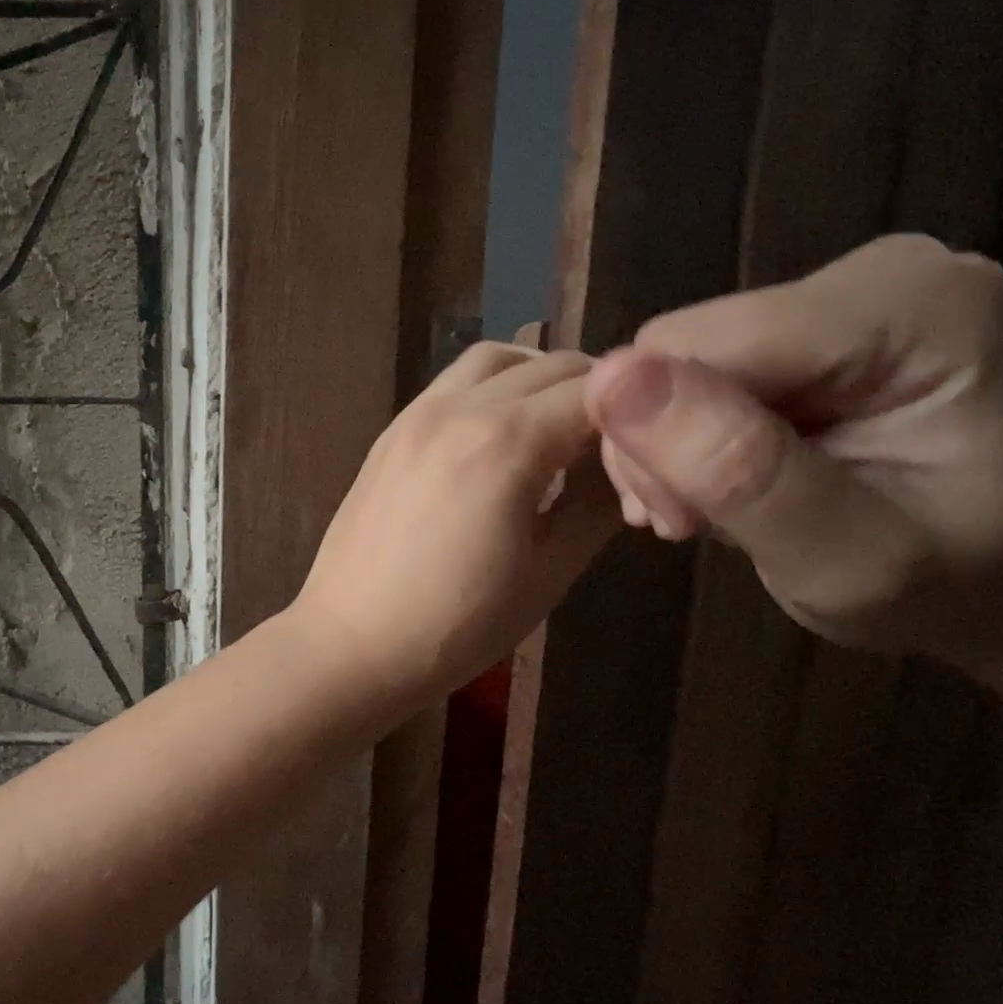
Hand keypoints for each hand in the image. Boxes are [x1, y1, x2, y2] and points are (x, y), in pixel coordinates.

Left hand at [290, 344, 619, 696]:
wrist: (351, 644)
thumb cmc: (456, 625)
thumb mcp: (547, 574)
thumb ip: (595, 505)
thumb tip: (624, 465)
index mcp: (507, 442)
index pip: (600, 393)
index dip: (639, 419)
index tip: (651, 458)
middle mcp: (460, 409)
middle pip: (552, 366)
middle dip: (598, 394)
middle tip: (614, 446)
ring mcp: (416, 415)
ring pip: (495, 359)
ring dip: (538, 377)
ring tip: (558, 428)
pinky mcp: (390, 432)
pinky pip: (452, 383)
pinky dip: (491, 388)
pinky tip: (500, 437)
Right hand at [584, 233, 1002, 672]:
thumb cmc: (948, 589)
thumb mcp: (843, 561)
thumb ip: (737, 469)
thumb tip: (607, 378)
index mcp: (909, 308)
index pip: (694, 345)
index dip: (658, 434)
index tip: (682, 522)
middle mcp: (873, 273)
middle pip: (678, 347)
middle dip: (663, 445)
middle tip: (694, 523)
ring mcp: (838, 293)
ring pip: (672, 362)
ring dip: (668, 448)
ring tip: (710, 514)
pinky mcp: (804, 321)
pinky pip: (690, 371)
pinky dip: (685, 436)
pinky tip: (718, 482)